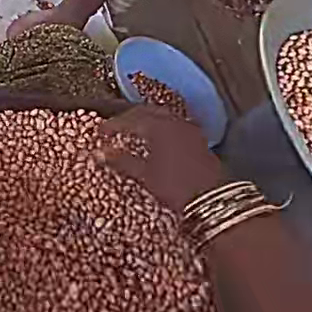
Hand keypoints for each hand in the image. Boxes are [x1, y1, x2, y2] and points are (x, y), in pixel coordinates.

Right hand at [95, 106, 222, 211]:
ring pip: (162, 115)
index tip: (99, 131)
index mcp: (159, 127)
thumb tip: (98, 153)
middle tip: (115, 126)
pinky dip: (160, 125)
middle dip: (129, 117)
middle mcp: (174, 122)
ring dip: (145, 119)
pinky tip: (156, 137)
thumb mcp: (145, 175)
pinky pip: (173, 122)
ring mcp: (188, 128)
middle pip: (146, 111)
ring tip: (133, 129)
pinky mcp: (197, 138)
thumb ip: (121, 161)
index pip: (130, 119)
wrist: (213, 200)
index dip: (113, 125)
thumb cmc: (175, 187)